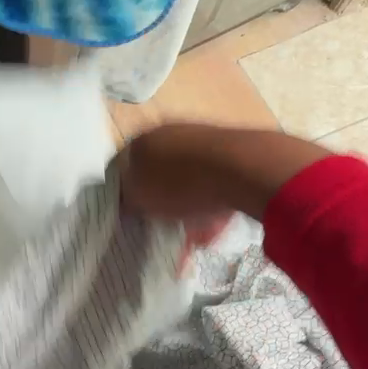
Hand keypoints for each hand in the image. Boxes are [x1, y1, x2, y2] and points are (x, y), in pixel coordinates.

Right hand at [118, 123, 329, 240]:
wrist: (244, 167)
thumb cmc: (182, 184)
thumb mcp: (142, 200)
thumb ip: (129, 199)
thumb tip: (129, 200)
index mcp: (140, 141)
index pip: (124, 170)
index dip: (130, 196)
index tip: (137, 217)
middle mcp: (166, 132)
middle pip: (159, 174)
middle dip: (164, 203)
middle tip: (168, 228)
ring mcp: (200, 137)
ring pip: (188, 178)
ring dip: (190, 207)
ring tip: (198, 236)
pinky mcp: (229, 148)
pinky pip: (214, 180)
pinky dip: (213, 202)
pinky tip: (218, 226)